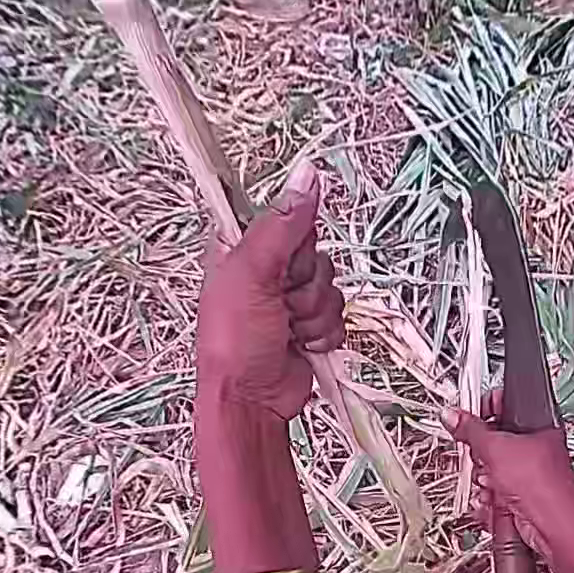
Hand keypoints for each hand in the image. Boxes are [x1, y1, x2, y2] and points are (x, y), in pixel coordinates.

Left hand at [196, 161, 346, 419]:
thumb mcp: (251, 274)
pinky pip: (338, 317)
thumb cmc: (235, 341)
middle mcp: (270, 274)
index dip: (293, 244)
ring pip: (330, 288)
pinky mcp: (311, 329)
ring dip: (313, 315)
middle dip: (304, 286)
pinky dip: (323, 335)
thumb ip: (281, 225)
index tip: (280, 264)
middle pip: (316, 255)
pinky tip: (302, 346)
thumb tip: (307, 174)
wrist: (252, 398)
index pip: (289, 222)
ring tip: (287, 331)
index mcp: (245, 251)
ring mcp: (292, 303)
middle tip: (280, 306)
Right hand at [443, 397, 573, 572]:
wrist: (550, 527)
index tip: (467, 419)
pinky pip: (493, 490)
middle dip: (480, 453)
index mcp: (538, 426)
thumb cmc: (541, 486)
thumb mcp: (496, 449)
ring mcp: (527, 474)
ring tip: (488, 482)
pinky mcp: (519, 496)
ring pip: (490, 469)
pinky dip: (488, 496)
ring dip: (482, 478)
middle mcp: (535, 449)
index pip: (505, 406)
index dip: (484, 411)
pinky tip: (492, 498)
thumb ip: (470, 430)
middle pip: (492, 441)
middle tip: (480, 457)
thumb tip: (452, 415)